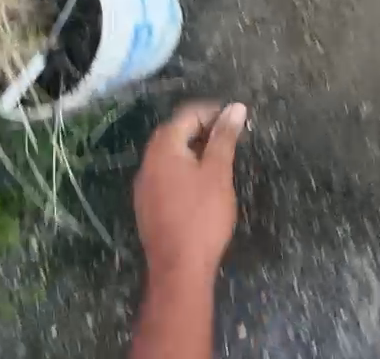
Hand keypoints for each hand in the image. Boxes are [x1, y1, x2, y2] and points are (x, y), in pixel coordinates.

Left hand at [134, 101, 248, 284]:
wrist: (179, 270)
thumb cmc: (202, 216)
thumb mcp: (218, 172)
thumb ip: (224, 137)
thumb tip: (235, 108)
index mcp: (163, 151)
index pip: (185, 116)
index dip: (211, 111)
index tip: (235, 118)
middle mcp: (147, 164)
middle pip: (173, 133)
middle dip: (201, 128)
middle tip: (229, 134)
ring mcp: (144, 187)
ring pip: (169, 154)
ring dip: (193, 147)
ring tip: (219, 156)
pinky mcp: (148, 206)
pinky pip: (165, 173)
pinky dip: (184, 166)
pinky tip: (202, 181)